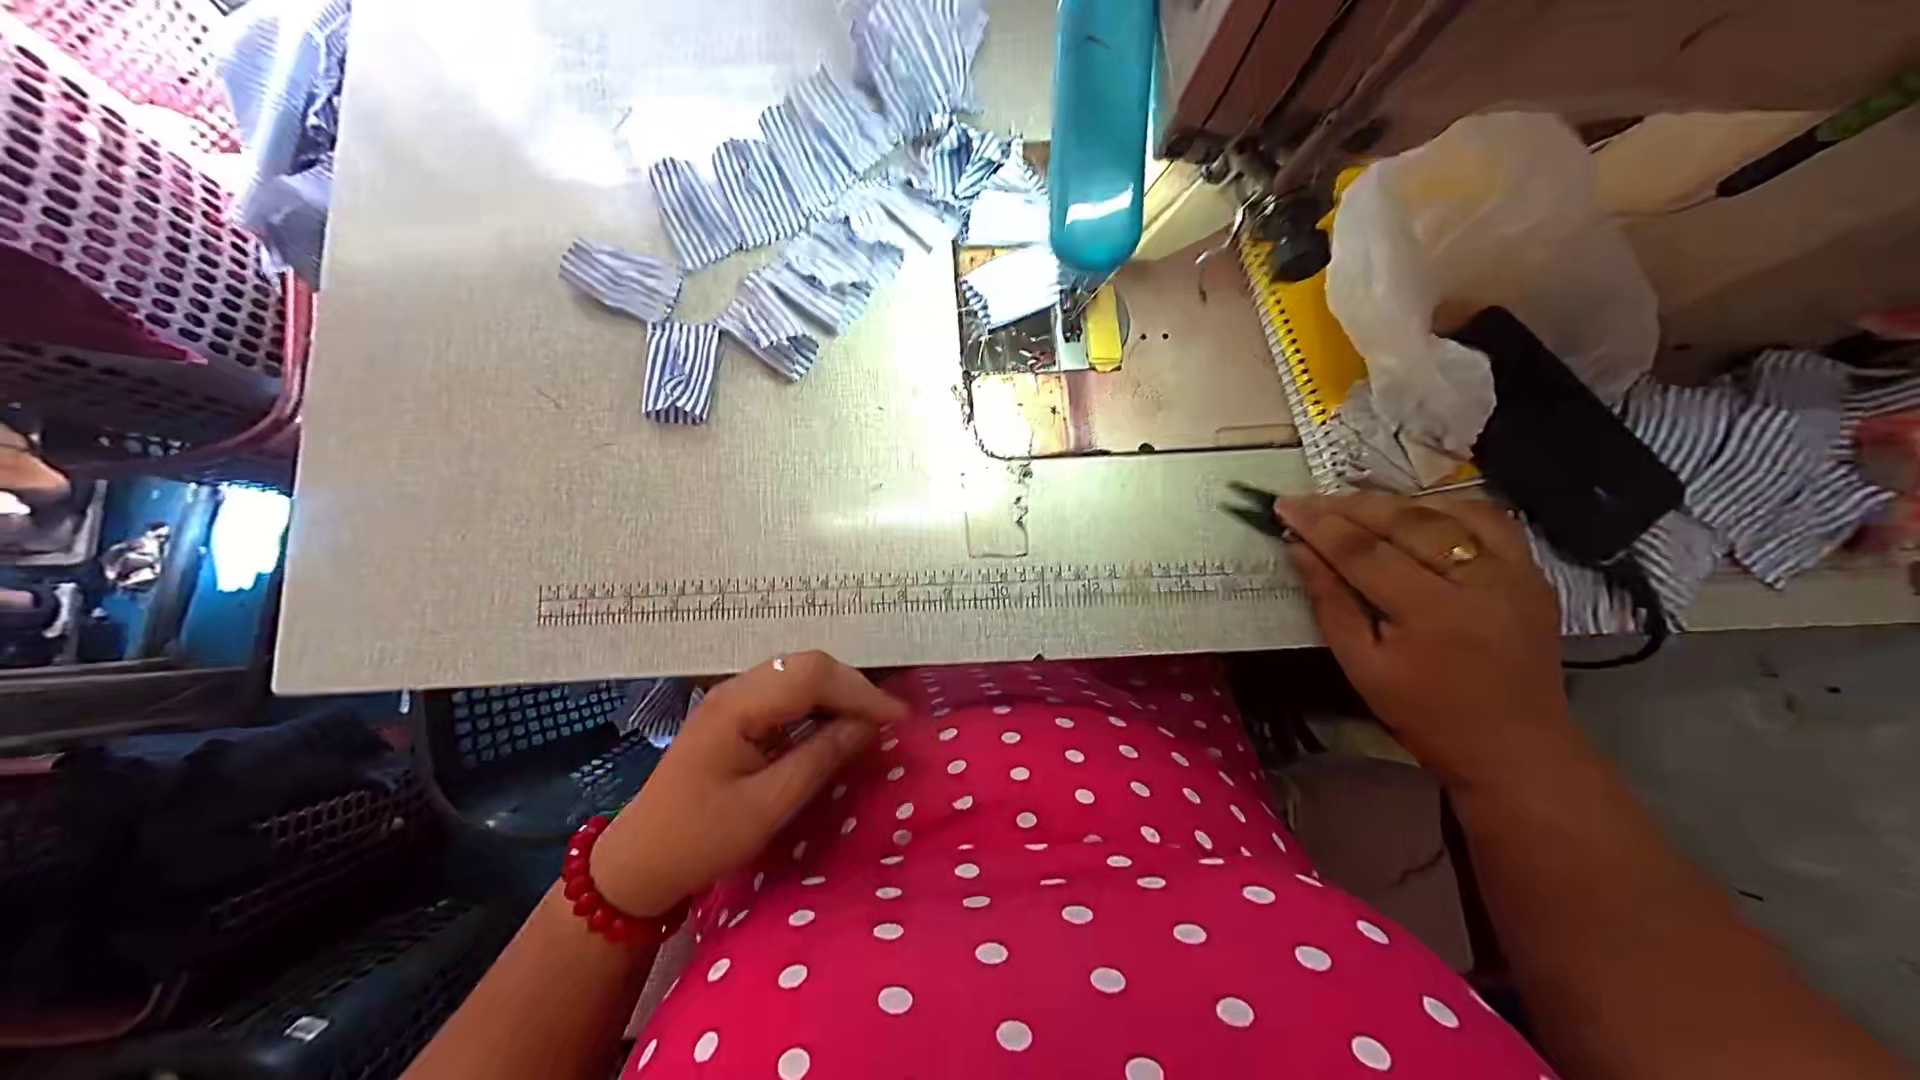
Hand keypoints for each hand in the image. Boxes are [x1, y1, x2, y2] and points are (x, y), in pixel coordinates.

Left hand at [589, 652, 907, 915]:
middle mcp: (735, 689)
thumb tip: (868, 726)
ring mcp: (732, 698)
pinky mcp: (734, 715)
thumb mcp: (767, 806)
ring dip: (837, 693)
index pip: (813, 675)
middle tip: (887, 721)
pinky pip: (786, 694)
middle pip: (807, 666)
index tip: (898, 719)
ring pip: (798, 675)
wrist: (636, 863)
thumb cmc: (699, 838)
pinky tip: (834, 726)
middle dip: (853, 688)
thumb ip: (820, 759)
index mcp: (738, 705)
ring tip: (869, 722)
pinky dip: (818, 704)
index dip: (861, 691)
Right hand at [1276, 494, 1575, 787]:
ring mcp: (1515, 572)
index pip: (1365, 552)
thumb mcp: (1361, 667)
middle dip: (1348, 507)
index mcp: (1433, 612)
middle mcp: (1480, 580)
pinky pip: (1489, 520)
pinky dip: (1444, 508)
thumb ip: (1330, 603)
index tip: (1284, 507)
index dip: (1320, 526)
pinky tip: (1413, 513)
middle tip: (1307, 500)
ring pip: (1448, 511)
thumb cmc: (1426, 714)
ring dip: (1393, 503)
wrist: (1514, 747)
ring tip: (1352, 505)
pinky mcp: (1532, 573)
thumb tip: (1300, 551)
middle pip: (1406, 522)